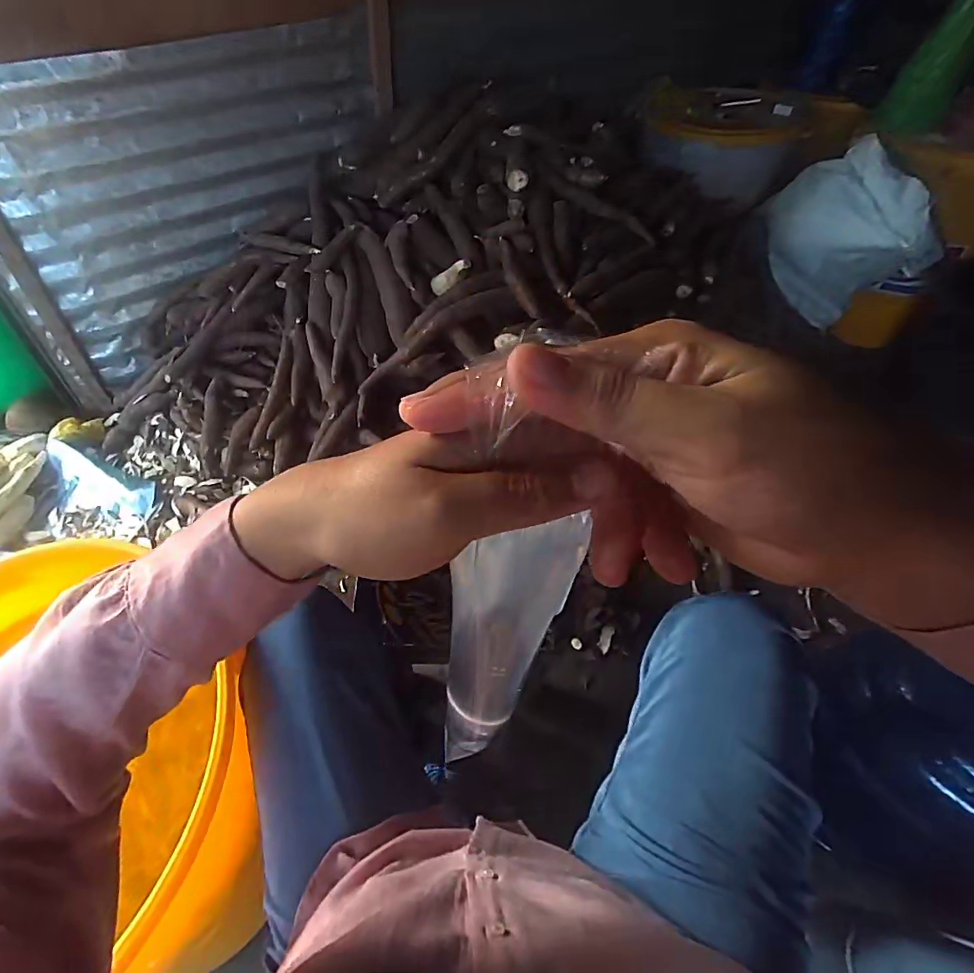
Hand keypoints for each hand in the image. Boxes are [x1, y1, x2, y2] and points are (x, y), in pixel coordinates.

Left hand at [231, 430, 689, 582]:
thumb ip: (517, 492)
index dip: (623, 456)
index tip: (660, 505)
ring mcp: (493, 454)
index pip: (576, 418)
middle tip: (659, 549)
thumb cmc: (372, 515)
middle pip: (581, 445)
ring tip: (643, 555)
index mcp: (488, 419)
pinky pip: (541, 488)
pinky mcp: (485, 482)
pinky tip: (605, 536)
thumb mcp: (443, 509)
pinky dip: (572, 511)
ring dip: (606, 506)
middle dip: (624, 490)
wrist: (313, 526)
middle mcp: (499, 427)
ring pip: (568, 469)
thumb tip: (598, 476)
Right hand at [400, 320, 973, 629]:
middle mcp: (648, 389)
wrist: (891, 540)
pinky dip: (633, 536)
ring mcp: (658, 438)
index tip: (418, 414)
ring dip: (599, 520)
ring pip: (588, 472)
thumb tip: (517, 363)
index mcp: (653, 358)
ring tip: (621, 562)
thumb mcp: (701, 433)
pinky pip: (623, 504)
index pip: (548, 370)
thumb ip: (605, 402)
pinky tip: (655, 566)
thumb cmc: (804, 470)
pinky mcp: (671, 482)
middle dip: (525, 462)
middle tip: (454, 481)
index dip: (481, 393)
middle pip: (559, 419)